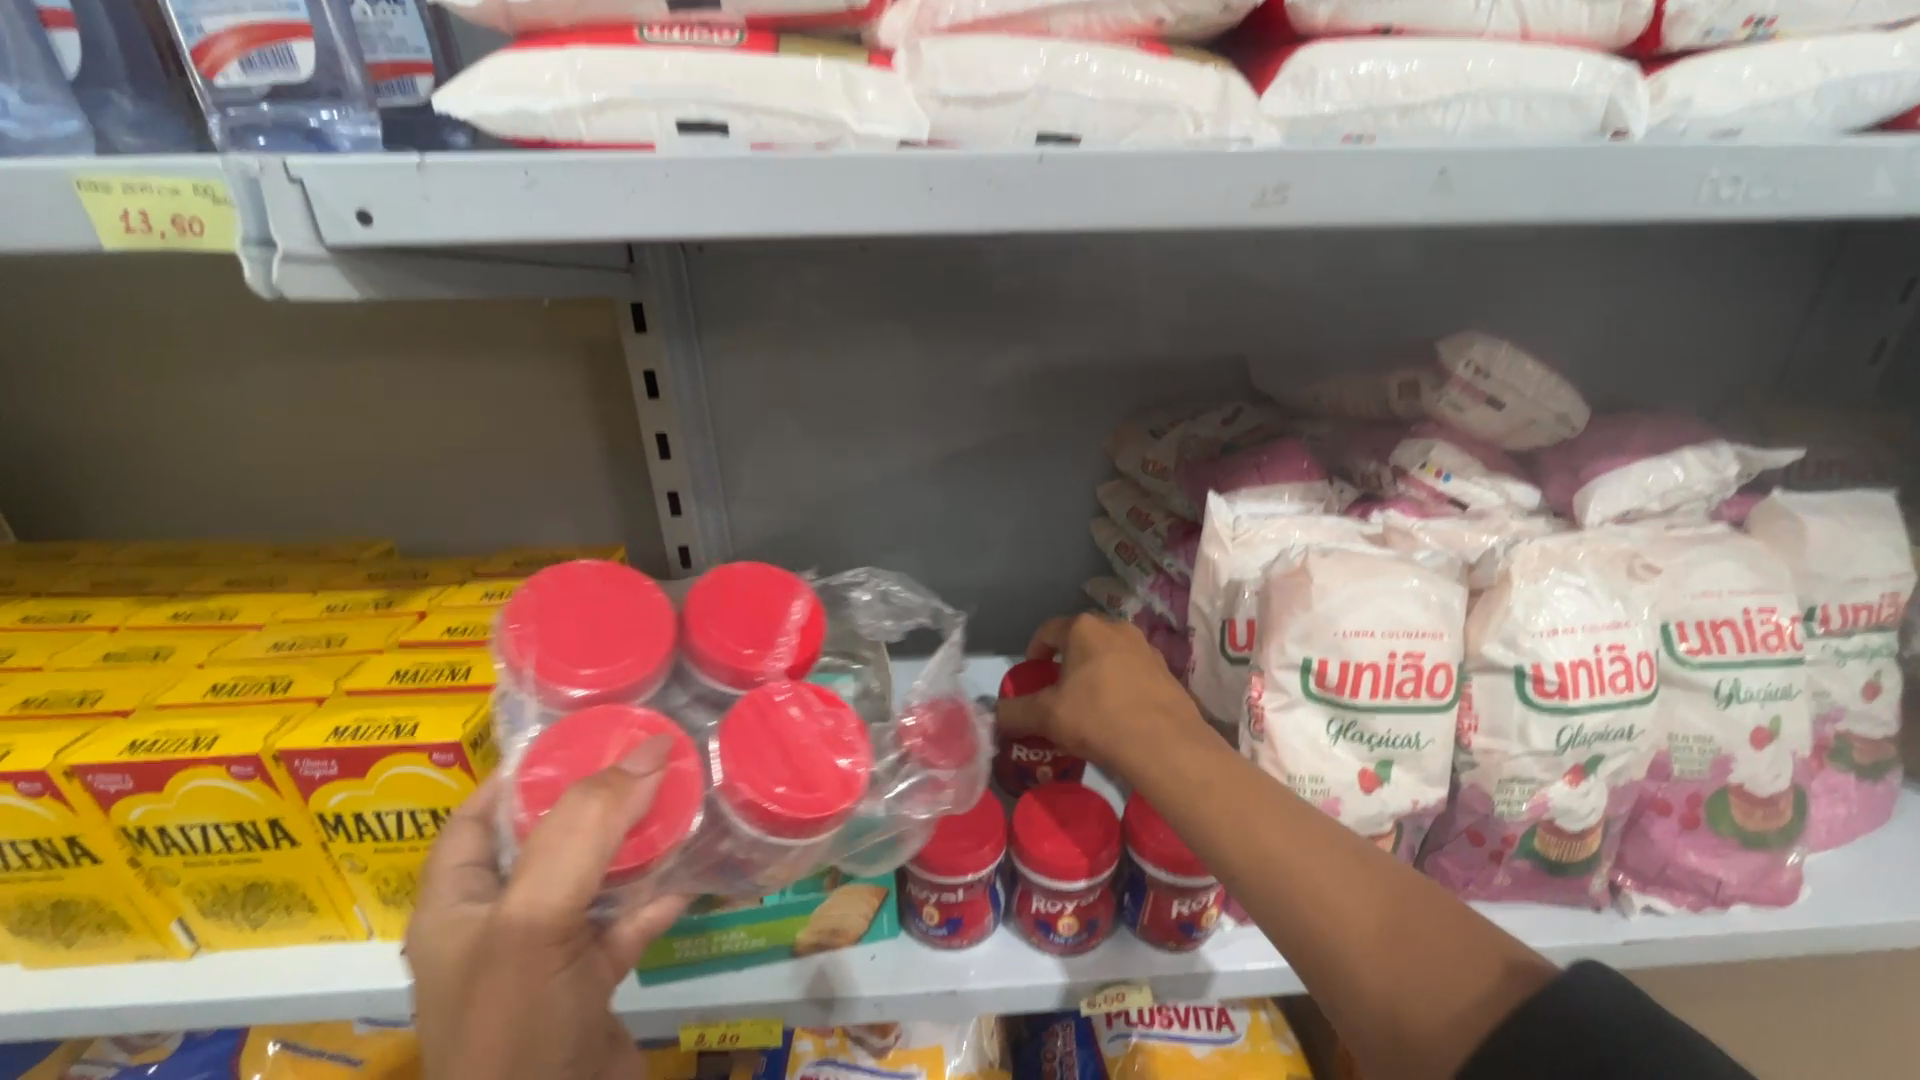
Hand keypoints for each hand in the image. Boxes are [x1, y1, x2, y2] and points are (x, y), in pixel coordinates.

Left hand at [407, 737, 690, 1079]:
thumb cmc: (516, 1027)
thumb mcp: (535, 918)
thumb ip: (584, 829)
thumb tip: (646, 751)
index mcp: (454, 909)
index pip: (474, 821)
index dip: (517, 777)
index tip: (574, 740)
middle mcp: (494, 930)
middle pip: (542, 845)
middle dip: (589, 802)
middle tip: (639, 759)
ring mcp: (542, 964)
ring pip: (589, 885)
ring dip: (630, 847)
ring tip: (672, 802)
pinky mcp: (587, 991)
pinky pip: (622, 930)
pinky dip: (652, 902)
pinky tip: (686, 879)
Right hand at [995, 613, 1210, 773]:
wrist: (1163, 743)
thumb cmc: (1097, 718)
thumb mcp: (1046, 716)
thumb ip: (1015, 712)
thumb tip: (995, 715)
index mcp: (1083, 629)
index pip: (1048, 630)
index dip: (1034, 650)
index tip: (1031, 673)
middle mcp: (1116, 628)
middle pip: (1081, 639)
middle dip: (1066, 660)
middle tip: (1057, 688)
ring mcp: (1146, 648)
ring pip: (1110, 654)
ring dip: (1095, 671)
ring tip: (1088, 702)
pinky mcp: (1166, 671)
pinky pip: (1133, 671)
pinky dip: (1121, 684)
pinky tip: (1118, 713)